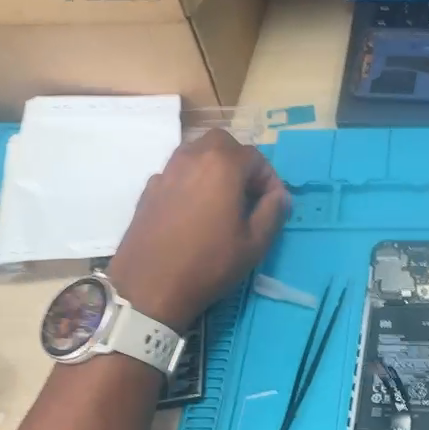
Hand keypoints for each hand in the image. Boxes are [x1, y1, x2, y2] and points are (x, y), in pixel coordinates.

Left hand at [108, 130, 288, 328]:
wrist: (150, 286)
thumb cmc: (209, 264)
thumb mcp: (255, 244)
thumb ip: (272, 212)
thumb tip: (279, 196)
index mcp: (222, 166)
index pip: (255, 157)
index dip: (269, 179)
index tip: (273, 204)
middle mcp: (192, 158)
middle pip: (222, 143)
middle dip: (240, 162)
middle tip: (248, 193)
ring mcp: (166, 171)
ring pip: (195, 153)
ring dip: (214, 167)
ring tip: (222, 200)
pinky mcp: (149, 189)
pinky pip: (177, 173)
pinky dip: (191, 182)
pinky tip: (194, 212)